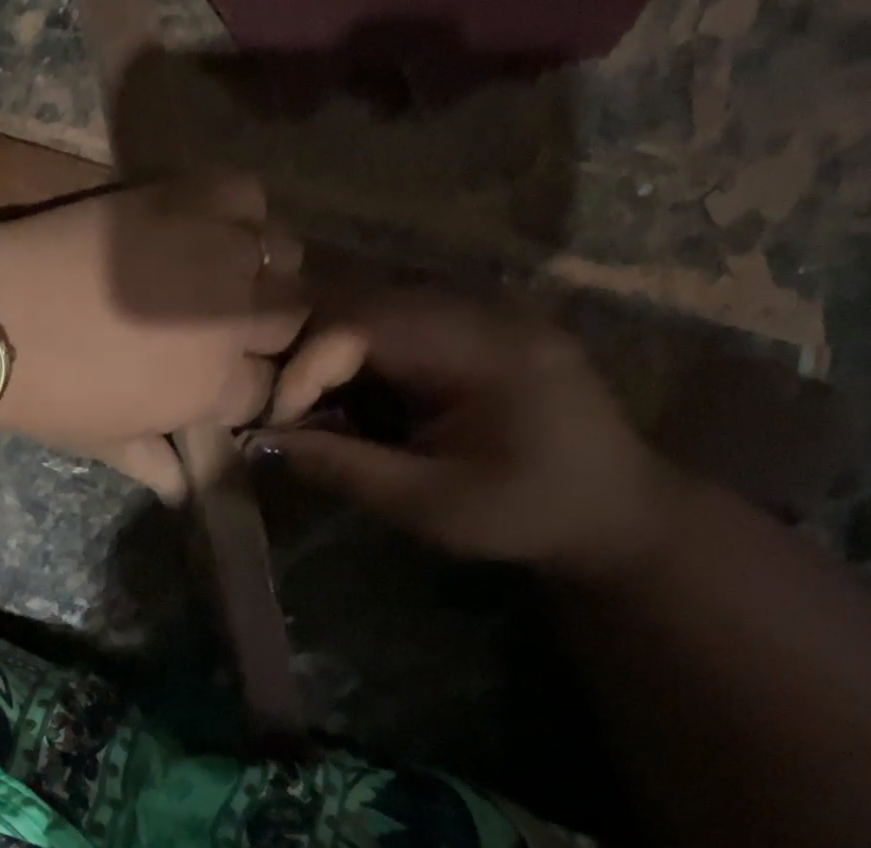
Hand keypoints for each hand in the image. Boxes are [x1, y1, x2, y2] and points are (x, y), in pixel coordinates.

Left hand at [0, 175, 307, 500]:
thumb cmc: (42, 392)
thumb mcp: (98, 442)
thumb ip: (153, 463)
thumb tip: (183, 491)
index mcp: (212, 386)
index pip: (265, 390)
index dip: (238, 390)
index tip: (210, 383)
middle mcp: (233, 319)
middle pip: (289, 319)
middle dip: (262, 331)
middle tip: (215, 330)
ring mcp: (214, 252)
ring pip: (283, 257)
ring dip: (257, 273)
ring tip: (215, 280)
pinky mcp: (184, 198)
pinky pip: (247, 196)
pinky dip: (238, 213)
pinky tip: (206, 231)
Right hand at [265, 293, 685, 580]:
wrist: (616, 515)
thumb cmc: (524, 514)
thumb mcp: (424, 503)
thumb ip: (342, 467)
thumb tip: (260, 441)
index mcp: (485, 350)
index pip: (367, 324)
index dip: (307, 366)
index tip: (277, 422)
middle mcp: (487, 313)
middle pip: (367, 304)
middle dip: (309, 356)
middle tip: (281, 411)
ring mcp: (487, 315)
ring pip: (378, 308)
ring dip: (330, 354)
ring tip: (306, 406)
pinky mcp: (480, 331)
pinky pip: (400, 324)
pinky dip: (359, 357)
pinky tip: (347, 398)